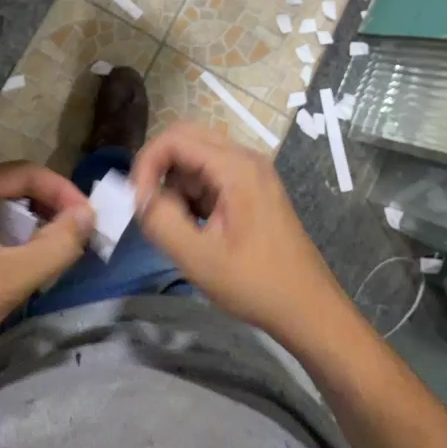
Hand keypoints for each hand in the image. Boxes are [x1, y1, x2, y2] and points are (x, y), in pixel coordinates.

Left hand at [0, 161, 94, 374]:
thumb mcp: (13, 276)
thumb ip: (57, 243)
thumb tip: (89, 215)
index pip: (25, 172)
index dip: (62, 192)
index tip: (89, 220)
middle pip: (11, 188)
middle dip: (48, 209)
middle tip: (76, 236)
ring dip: (30, 227)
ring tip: (55, 251)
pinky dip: (9, 240)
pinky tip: (23, 264)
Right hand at [131, 123, 344, 338]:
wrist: (309, 309)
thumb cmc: (256, 284)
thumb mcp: (200, 259)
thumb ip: (162, 222)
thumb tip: (141, 197)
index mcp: (236, 166)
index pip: (175, 138)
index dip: (147, 163)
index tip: (137, 201)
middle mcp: (245, 158)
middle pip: (187, 139)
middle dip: (159, 169)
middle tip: (148, 207)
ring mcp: (252, 172)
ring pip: (197, 157)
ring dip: (176, 183)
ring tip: (175, 225)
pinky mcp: (253, 189)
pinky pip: (212, 174)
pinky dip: (193, 193)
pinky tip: (195, 228)